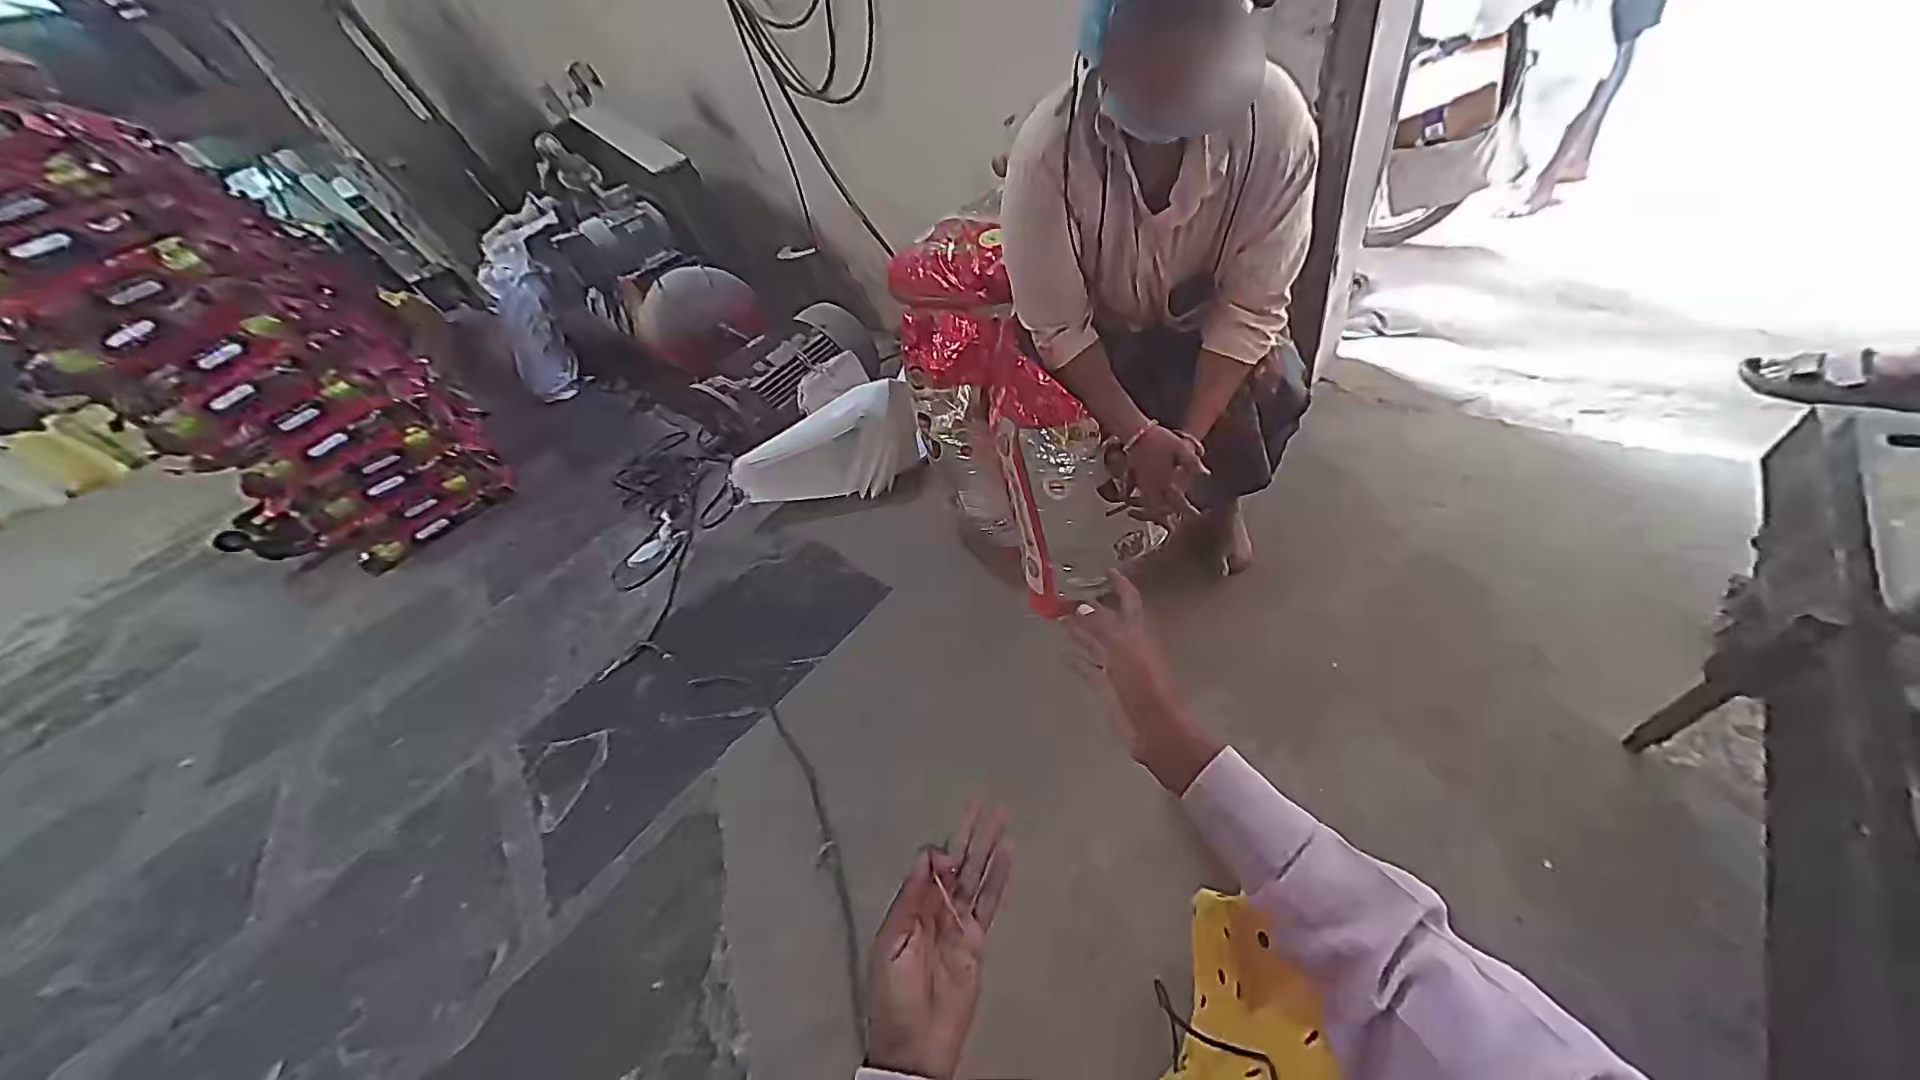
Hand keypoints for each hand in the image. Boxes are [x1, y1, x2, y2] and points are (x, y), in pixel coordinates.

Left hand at [865, 802, 1014, 1078]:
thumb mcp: (890, 944)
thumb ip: (909, 899)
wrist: (914, 1046)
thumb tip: (924, 858)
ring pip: (976, 876)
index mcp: (911, 907)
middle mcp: (935, 909)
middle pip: (957, 863)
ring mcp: (957, 923)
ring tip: (1002, 820)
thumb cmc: (892, 999)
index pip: (930, 867)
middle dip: (970, 834)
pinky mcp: (975, 941)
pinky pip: (989, 903)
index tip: (947, 852)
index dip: (940, 854)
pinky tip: (1007, 855)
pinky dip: (999, 878)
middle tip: (983, 804)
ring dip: (988, 848)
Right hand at [1064, 571, 1224, 794]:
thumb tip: (1081, 606)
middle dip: (1090, 606)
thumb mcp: (1122, 648)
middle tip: (1066, 593)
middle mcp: (1126, 644)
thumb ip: (1101, 626)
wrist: (1154, 728)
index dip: (1119, 583)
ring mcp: (1116, 665)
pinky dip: (1076, 659)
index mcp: (1136, 631)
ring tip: (1058, 617)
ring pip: (1094, 641)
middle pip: (1106, 619)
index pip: (1128, 600)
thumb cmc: (1144, 685)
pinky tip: (1063, 653)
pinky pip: (1088, 667)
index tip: (1106, 568)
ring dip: (1079, 629)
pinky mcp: (1106, 685)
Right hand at [1124, 423, 1208, 524]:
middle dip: (1168, 518)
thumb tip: (1206, 474)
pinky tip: (1149, 503)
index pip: (1178, 501)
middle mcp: (1153, 486)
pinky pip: (1141, 496)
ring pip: (1149, 505)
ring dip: (1156, 513)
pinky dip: (1146, 503)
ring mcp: (1142, 484)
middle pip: (1160, 509)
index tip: (1196, 516)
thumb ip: (1192, 463)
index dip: (1187, 510)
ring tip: (1163, 519)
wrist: (1135, 433)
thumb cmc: (1159, 439)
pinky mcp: (1136, 478)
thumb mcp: (1180, 448)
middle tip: (1175, 526)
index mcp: (1166, 481)